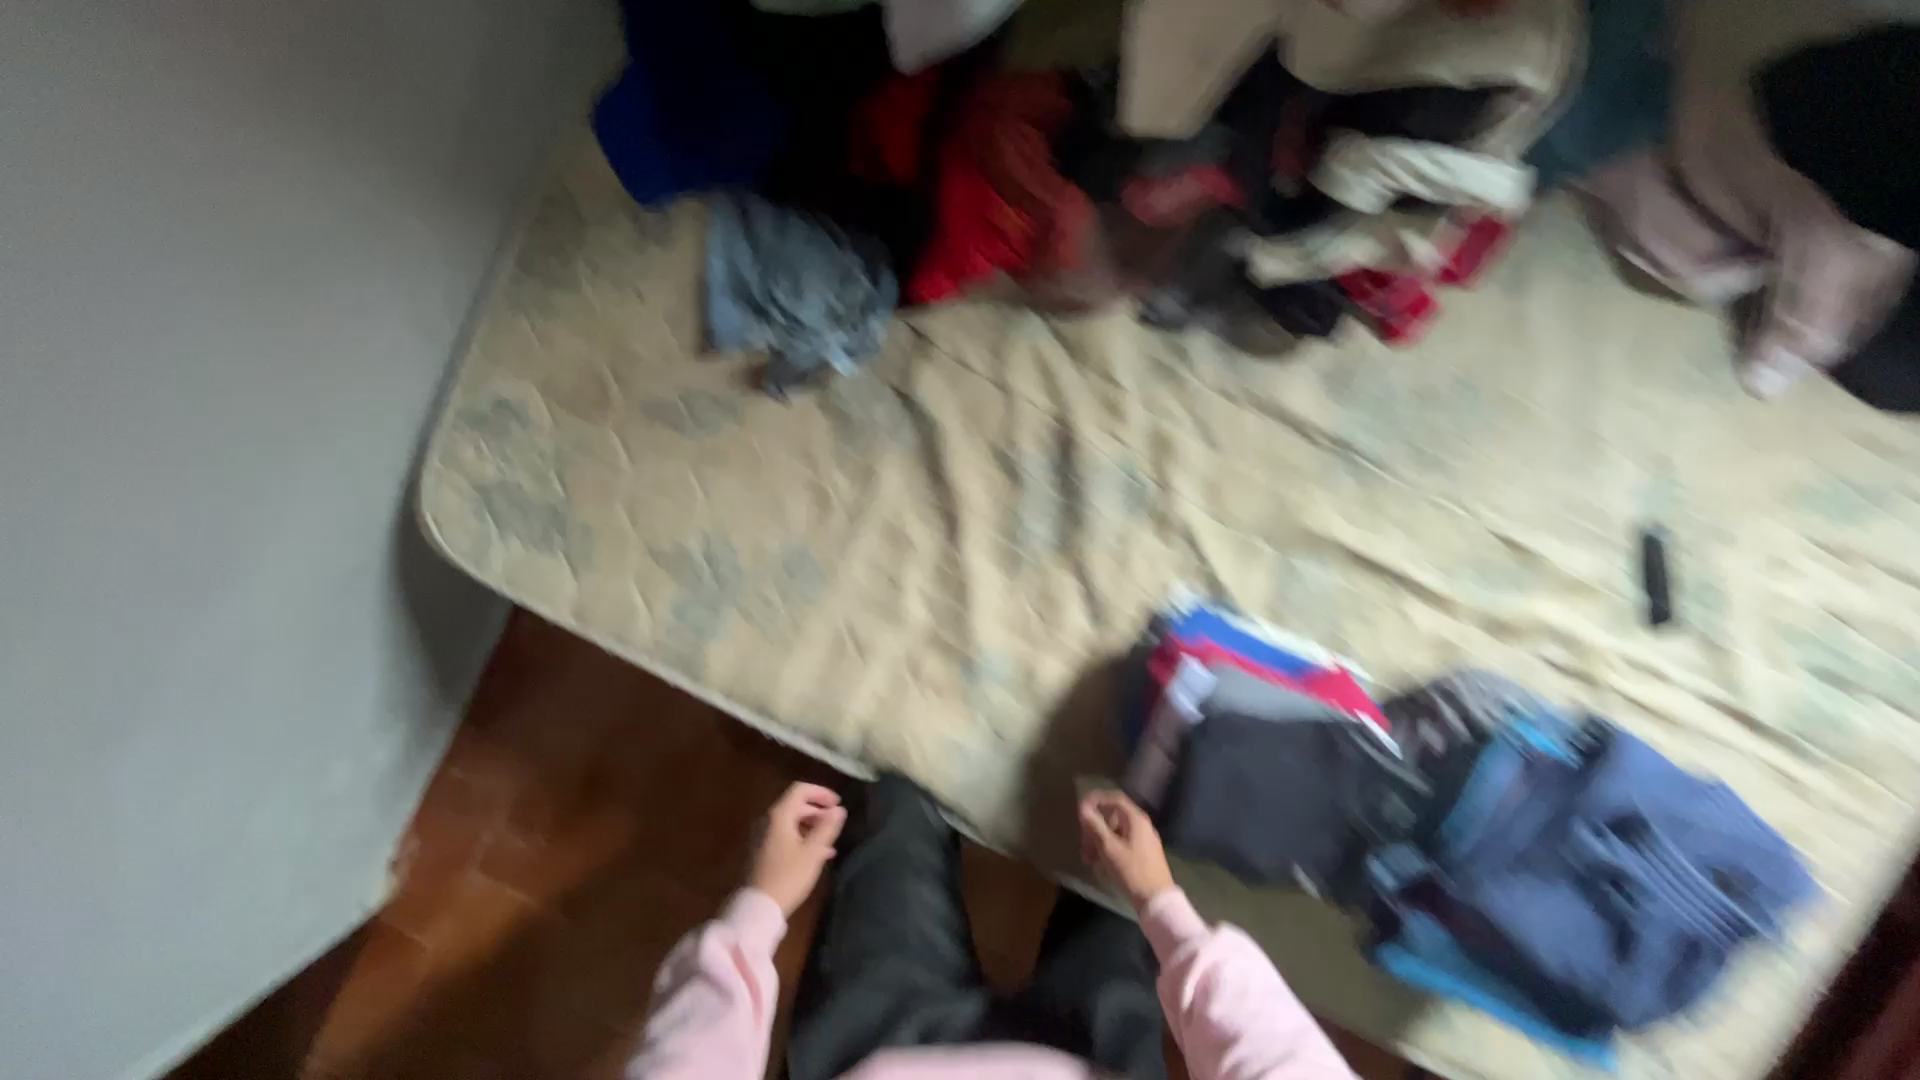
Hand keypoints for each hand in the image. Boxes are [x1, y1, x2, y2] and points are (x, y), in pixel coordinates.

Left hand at [748, 783, 846, 916]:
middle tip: (835, 822)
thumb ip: (827, 827)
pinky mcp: (760, 851)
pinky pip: (784, 835)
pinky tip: (815, 854)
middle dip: (818, 810)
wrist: (757, 908)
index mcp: (779, 815)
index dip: (821, 792)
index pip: (801, 789)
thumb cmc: (788, 876)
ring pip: (790, 822)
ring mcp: (762, 836)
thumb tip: (839, 809)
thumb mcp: (813, 852)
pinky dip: (801, 837)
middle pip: (795, 805)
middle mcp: (767, 820)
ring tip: (829, 842)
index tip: (838, 804)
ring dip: (811, 826)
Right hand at [1079, 790, 1175, 911]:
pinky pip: (1122, 844)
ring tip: (1088, 859)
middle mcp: (1142, 825)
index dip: (1096, 800)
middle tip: (1083, 842)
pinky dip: (1109, 849)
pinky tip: (1099, 864)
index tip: (1080, 809)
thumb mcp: (1109, 848)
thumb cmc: (1132, 871)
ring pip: (1116, 832)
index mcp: (1136, 819)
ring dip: (1099, 841)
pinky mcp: (1144, 854)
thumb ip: (1095, 826)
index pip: (1114, 799)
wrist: (1157, 901)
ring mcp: (1144, 840)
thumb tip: (1083, 807)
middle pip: (1113, 817)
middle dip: (1095, 828)